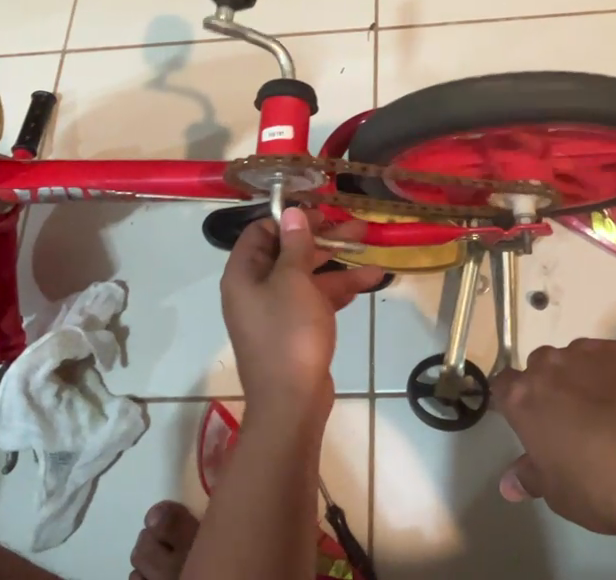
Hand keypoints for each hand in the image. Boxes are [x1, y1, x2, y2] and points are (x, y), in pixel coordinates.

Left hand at [221, 208, 387, 425]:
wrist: (292, 402)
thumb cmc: (289, 334)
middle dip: (323, 241)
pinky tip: (366, 283)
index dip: (289, 220)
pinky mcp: (294, 331)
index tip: (320, 214)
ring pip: (306, 278)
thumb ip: (296, 245)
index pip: (260, 232)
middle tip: (356, 229)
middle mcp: (254, 290)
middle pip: (287, 254)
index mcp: (243, 275)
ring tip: (372, 256)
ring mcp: (275, 312)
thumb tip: (292, 213)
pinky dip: (337, 291)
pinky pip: (314, 301)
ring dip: (338, 266)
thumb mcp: (294, 281)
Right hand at [492, 339, 615, 538]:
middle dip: (551, 389)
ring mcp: (591, 353)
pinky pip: (612, 358)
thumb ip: (532, 477)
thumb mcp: (560, 494)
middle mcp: (552, 365)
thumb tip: (510, 482)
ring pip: (577, 359)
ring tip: (610, 414)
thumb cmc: (603, 485)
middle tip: (571, 423)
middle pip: (541, 368)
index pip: (502, 387)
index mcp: (524, 398)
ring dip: (584, 379)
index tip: (528, 422)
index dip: (514, 403)